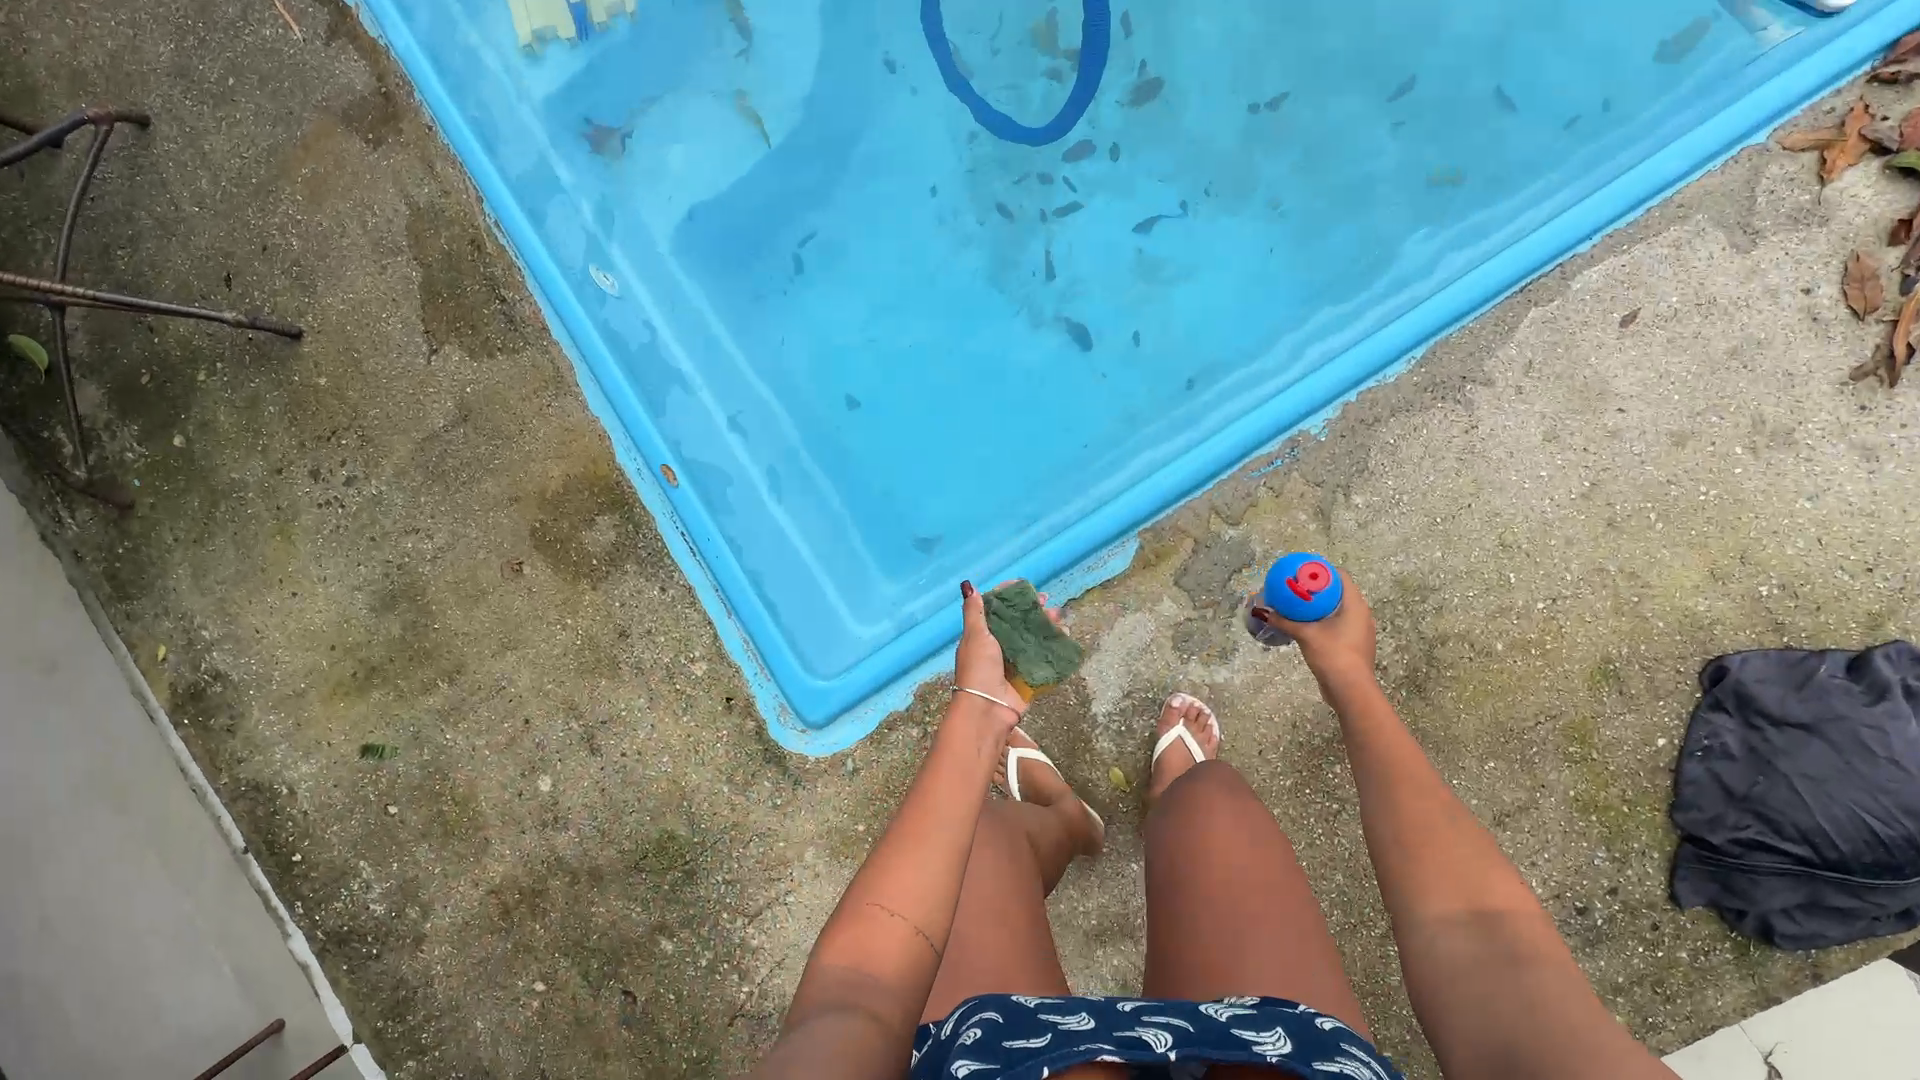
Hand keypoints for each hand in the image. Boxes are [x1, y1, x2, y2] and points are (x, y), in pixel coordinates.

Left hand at [951, 580, 1049, 729]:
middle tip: (1047, 602)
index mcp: (982, 635)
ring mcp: (1014, 663)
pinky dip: (1054, 647)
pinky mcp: (1028, 677)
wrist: (988, 709)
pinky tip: (1065, 638)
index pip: (996, 609)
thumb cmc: (979, 668)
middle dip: (1033, 611)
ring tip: (1059, 619)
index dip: (1009, 596)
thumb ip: (975, 612)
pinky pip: (1043, 658)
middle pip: (1018, 622)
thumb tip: (968, 586)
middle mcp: (998, 647)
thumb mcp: (975, 635)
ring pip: (1033, 638)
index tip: (1024, 586)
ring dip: (1046, 626)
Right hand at [1252, 569, 1377, 689]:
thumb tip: (1262, 612)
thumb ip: (1284, 621)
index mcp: (1355, 604)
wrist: (1350, 689)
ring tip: (1300, 606)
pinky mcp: (1356, 644)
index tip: (1303, 572)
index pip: (1341, 576)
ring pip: (1341, 609)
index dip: (1323, 571)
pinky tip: (1310, 626)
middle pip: (1340, 592)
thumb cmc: (1332, 654)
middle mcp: (1362, 614)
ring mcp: (1361, 630)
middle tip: (1297, 588)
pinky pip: (1341, 624)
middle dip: (1319, 589)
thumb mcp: (1305, 634)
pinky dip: (1326, 620)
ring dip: (1322, 606)